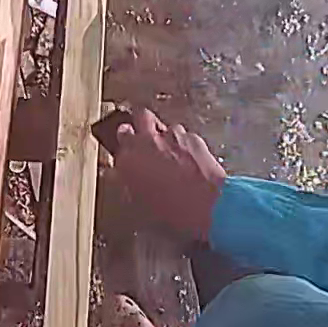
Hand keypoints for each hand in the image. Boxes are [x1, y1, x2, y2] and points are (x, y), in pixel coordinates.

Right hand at [111, 108, 226, 242]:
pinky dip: (185, 144)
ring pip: (165, 126)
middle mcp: (147, 141)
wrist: (207, 206)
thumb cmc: (173, 211)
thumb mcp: (141, 204)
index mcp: (128, 159)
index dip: (126, 141)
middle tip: (146, 135)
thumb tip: (128, 177)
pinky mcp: (192, 137)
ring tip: (172, 153)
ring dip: (166, 136)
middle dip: (142, 122)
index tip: (129, 147)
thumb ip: (130, 183)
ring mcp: (171, 136)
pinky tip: (190, 160)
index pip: (120, 136)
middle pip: (140, 115)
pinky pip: (185, 135)